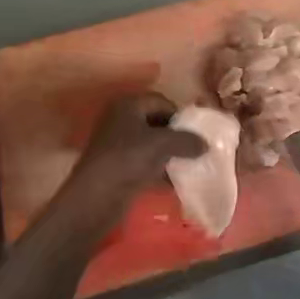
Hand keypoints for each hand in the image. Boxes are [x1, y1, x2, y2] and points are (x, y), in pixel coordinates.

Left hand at [64, 93, 206, 200]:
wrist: (95, 197)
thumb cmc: (127, 160)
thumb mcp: (162, 145)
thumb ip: (186, 140)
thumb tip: (205, 144)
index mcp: (127, 105)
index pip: (161, 101)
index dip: (180, 115)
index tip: (198, 132)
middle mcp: (120, 120)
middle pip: (156, 122)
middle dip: (177, 136)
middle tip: (197, 149)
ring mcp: (117, 145)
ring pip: (151, 145)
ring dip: (170, 155)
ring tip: (190, 167)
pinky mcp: (118, 168)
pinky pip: (145, 164)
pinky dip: (160, 171)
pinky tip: (175, 184)